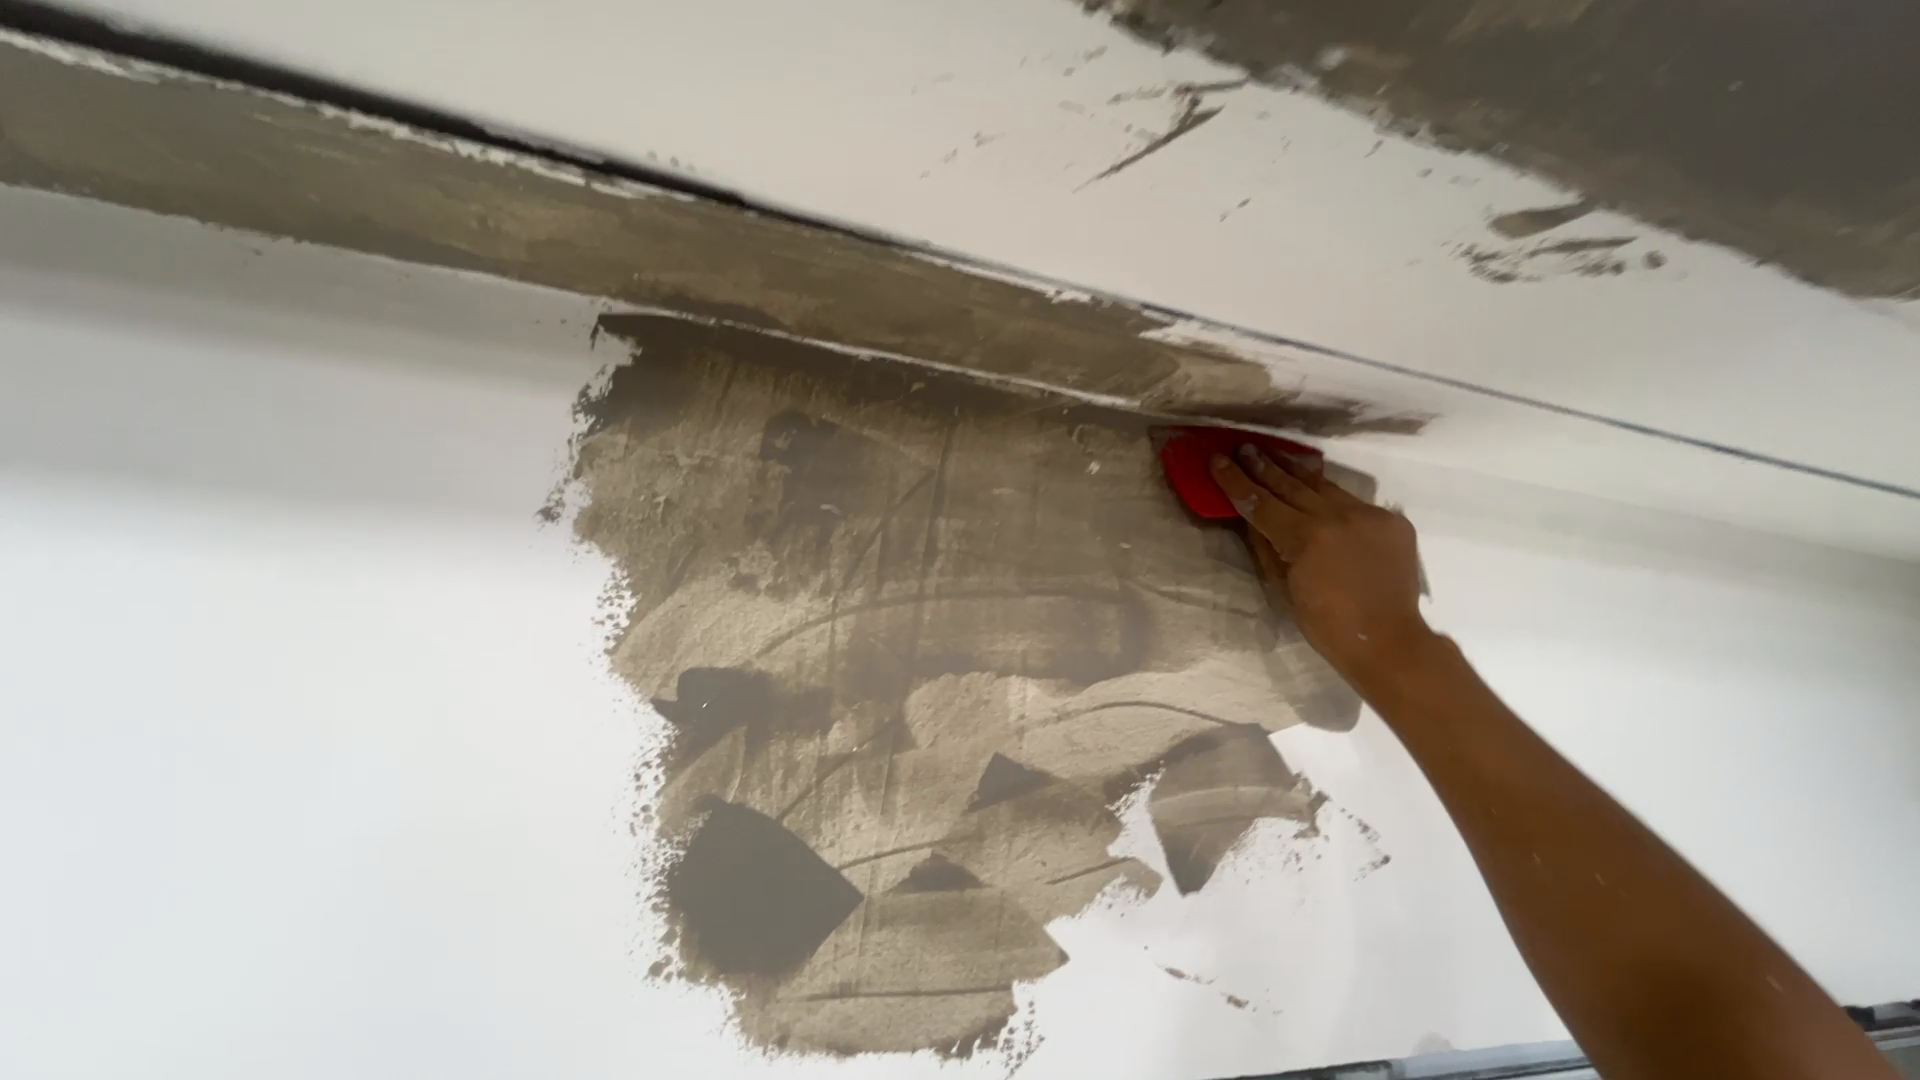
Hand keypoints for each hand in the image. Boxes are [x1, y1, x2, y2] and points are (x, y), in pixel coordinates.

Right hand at [1209, 444, 1430, 682]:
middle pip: (1291, 485)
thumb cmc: (1325, 624)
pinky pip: (1353, 502)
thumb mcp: (1283, 587)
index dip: (1235, 481)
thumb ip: (1267, 547)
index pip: (1261, 502)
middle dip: (1264, 466)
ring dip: (1296, 472)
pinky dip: (1330, 496)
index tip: (1217, 460)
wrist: (1388, 640)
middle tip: (1245, 448)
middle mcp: (1338, 517)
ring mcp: (1369, 515)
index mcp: (1306, 537)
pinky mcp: (1392, 521)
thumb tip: (1253, 520)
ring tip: (1275, 455)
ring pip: (1324, 486)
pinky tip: (1317, 489)